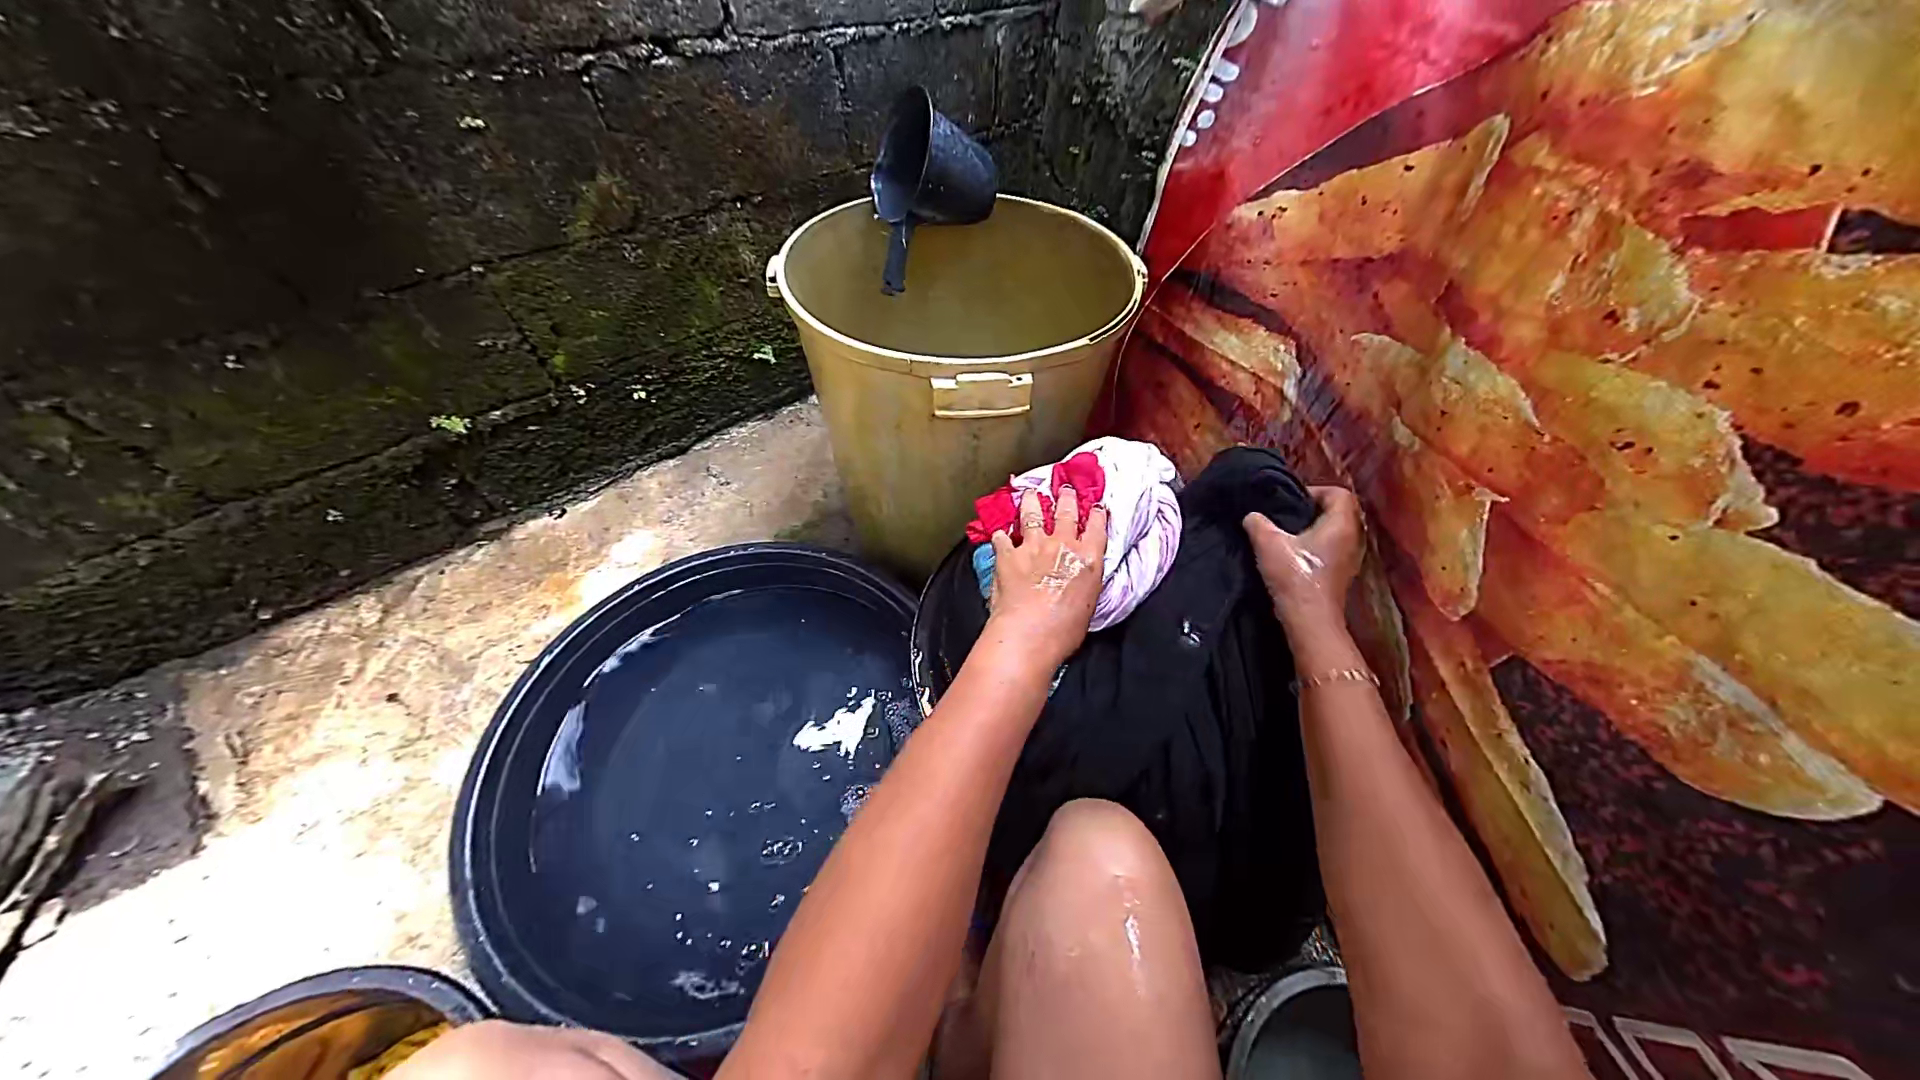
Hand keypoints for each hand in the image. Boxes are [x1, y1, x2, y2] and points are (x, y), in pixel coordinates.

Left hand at [985, 486, 1108, 668]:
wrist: (1029, 632)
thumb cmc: (1064, 629)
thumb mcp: (1089, 604)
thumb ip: (1084, 583)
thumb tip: (1078, 581)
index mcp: (1088, 558)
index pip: (1096, 526)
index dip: (1096, 513)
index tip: (1096, 506)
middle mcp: (1062, 544)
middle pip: (1065, 512)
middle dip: (1066, 497)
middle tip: (1065, 488)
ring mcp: (1032, 546)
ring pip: (1032, 515)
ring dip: (1032, 502)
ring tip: (1031, 493)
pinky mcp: (1007, 554)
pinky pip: (1002, 537)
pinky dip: (1001, 533)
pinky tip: (998, 530)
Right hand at [1242, 486, 1363, 631]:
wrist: (1309, 618)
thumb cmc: (1294, 576)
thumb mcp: (1268, 544)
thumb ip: (1258, 523)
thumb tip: (1252, 516)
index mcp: (1341, 524)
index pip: (1339, 493)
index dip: (1316, 491)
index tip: (1292, 501)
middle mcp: (1353, 538)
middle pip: (1340, 511)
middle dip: (1315, 509)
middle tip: (1288, 514)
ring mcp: (1351, 557)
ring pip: (1338, 531)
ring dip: (1317, 529)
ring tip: (1289, 534)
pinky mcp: (1343, 573)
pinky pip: (1335, 548)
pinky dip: (1319, 545)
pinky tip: (1296, 555)